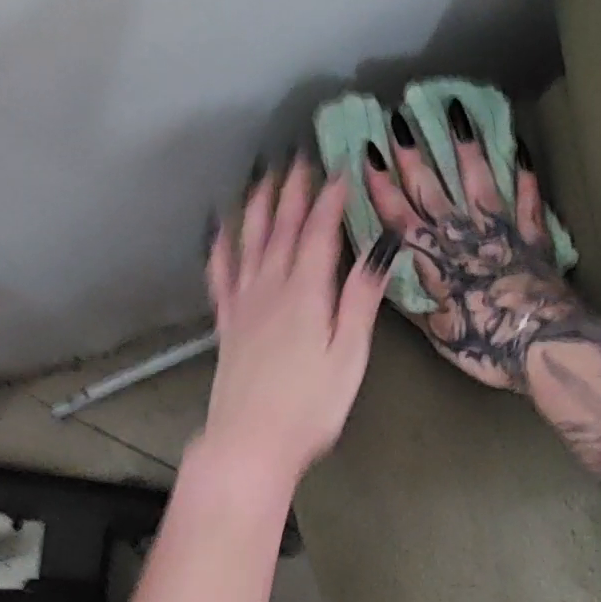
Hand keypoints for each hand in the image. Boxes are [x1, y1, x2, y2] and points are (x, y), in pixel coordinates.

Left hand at [201, 156, 398, 479]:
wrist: (250, 443)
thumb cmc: (310, 408)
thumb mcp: (349, 356)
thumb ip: (361, 300)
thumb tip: (380, 248)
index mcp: (306, 294)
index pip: (319, 232)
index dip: (331, 197)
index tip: (342, 166)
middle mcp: (270, 289)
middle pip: (281, 230)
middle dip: (293, 192)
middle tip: (300, 158)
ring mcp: (243, 306)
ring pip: (249, 244)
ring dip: (257, 208)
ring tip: (263, 179)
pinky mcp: (227, 327)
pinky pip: (221, 276)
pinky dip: (221, 249)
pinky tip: (220, 233)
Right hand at [361, 102, 585, 392]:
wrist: (547, 345)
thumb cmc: (488, 347)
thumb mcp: (439, 334)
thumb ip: (415, 302)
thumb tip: (387, 274)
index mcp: (437, 265)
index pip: (403, 221)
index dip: (383, 190)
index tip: (368, 156)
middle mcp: (466, 240)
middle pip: (435, 194)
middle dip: (414, 159)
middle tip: (398, 121)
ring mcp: (502, 234)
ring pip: (479, 184)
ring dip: (465, 149)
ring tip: (456, 112)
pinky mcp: (534, 239)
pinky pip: (528, 201)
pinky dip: (524, 176)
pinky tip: (520, 151)